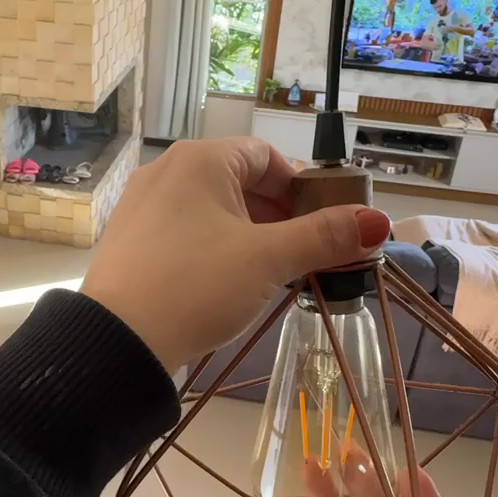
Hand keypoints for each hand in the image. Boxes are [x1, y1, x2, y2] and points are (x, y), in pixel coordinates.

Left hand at [79, 137, 390, 371]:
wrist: (118, 341)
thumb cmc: (198, 286)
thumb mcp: (268, 261)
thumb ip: (324, 237)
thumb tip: (379, 222)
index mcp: (200, 160)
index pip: (266, 156)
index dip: (301, 187)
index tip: (322, 225)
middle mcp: (166, 171)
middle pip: (238, 181)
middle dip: (277, 215)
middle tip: (302, 254)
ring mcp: (142, 205)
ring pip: (211, 209)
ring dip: (248, 234)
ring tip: (270, 273)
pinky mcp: (129, 239)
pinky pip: (184, 230)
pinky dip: (213, 247)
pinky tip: (224, 283)